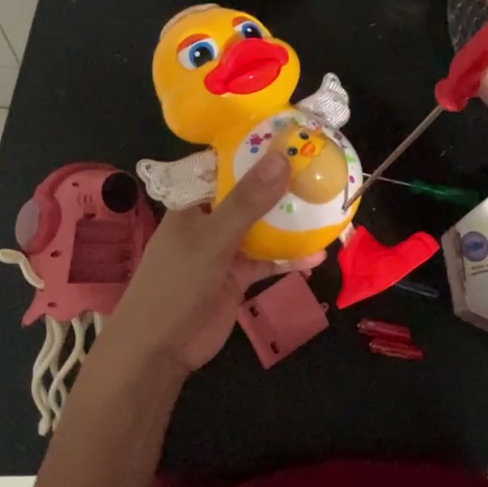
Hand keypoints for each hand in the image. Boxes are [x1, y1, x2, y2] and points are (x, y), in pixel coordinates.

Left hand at [98, 152, 324, 372]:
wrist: (158, 351)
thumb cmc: (175, 284)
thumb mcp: (213, 239)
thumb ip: (248, 201)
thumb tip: (282, 158)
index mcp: (196, 201)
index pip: (229, 164)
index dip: (259, 149)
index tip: (295, 135)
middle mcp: (212, 219)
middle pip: (252, 194)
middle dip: (284, 184)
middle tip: (323, 168)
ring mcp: (226, 249)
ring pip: (265, 227)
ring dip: (293, 221)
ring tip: (329, 206)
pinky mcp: (239, 276)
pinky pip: (270, 260)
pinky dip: (292, 258)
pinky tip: (319, 255)